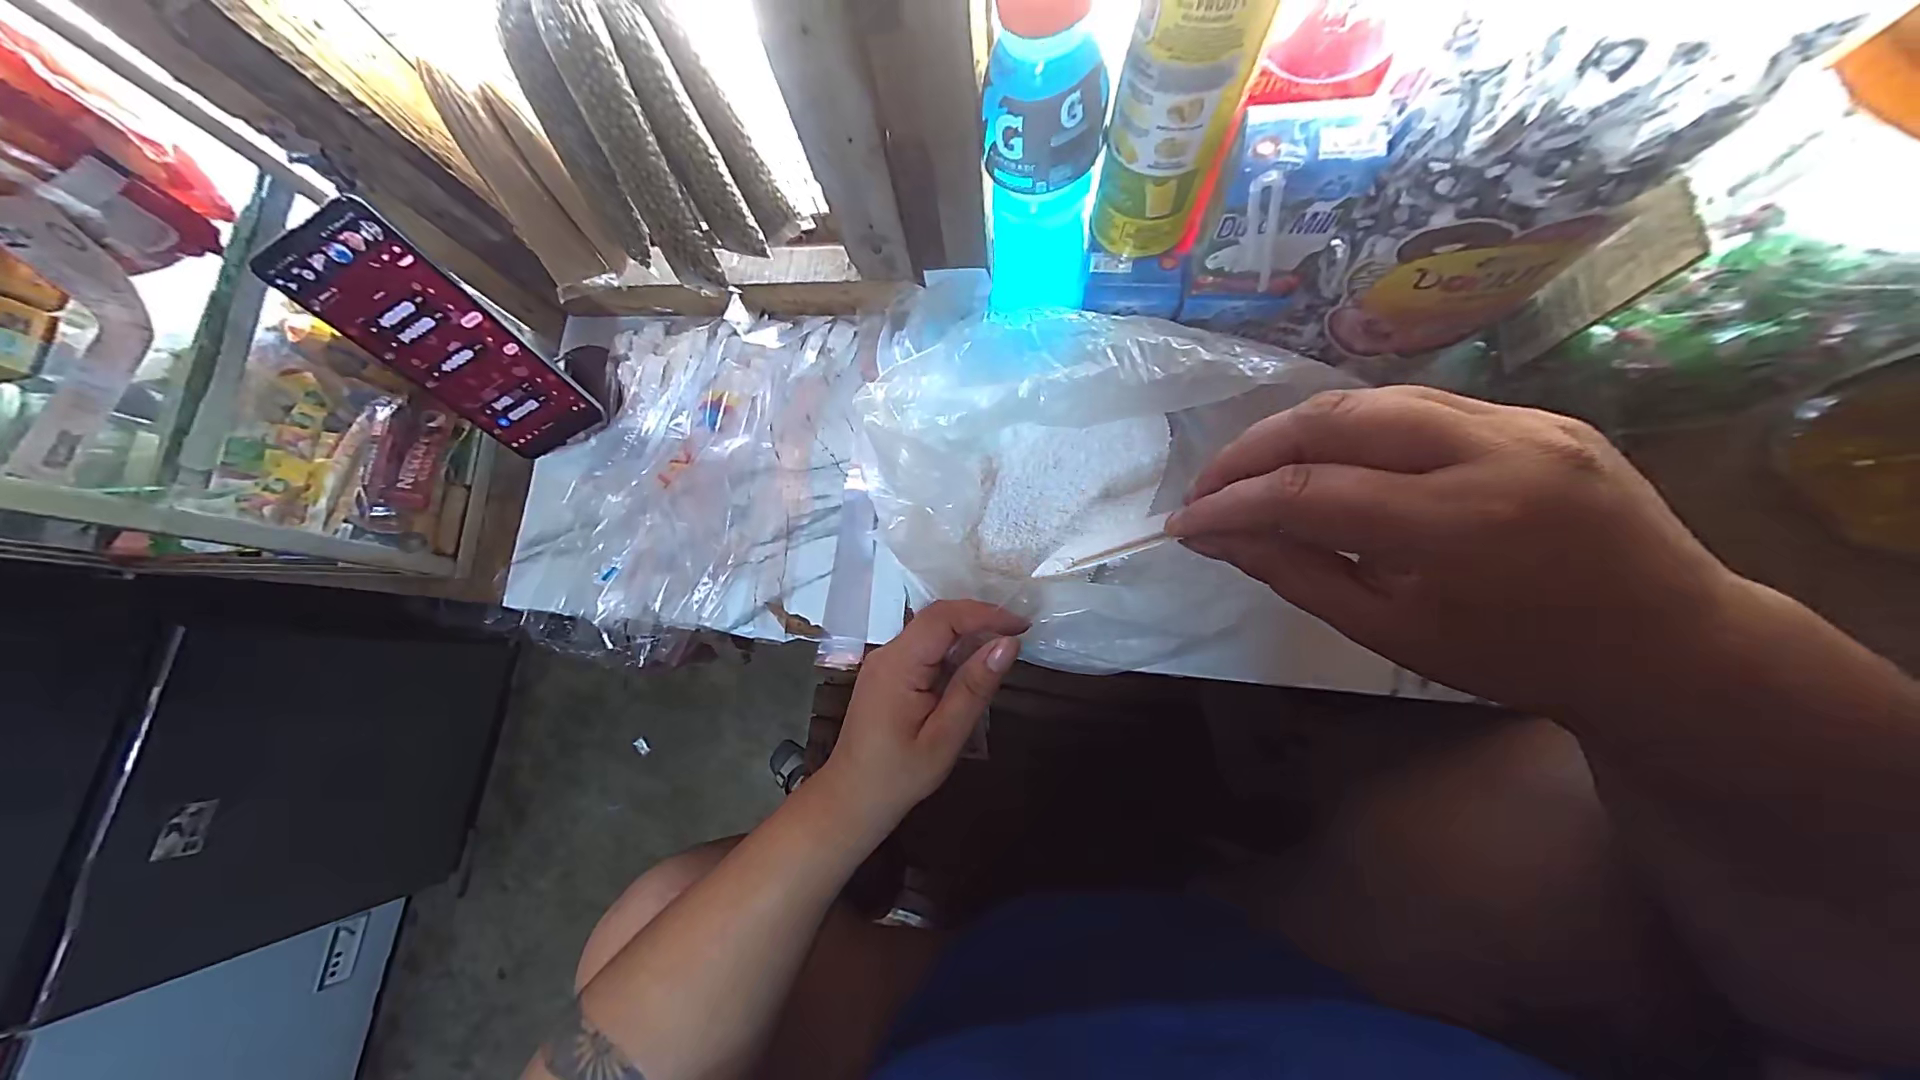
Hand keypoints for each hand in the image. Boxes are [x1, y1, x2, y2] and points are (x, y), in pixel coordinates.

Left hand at [815, 600, 1026, 832]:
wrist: (853, 799)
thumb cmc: (899, 774)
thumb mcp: (945, 736)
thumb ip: (974, 687)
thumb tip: (1008, 644)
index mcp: (897, 665)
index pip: (942, 618)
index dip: (984, 613)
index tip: (1021, 626)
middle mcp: (887, 653)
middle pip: (936, 618)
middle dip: (980, 619)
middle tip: (1019, 634)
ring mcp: (885, 661)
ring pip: (931, 630)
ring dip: (968, 633)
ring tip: (1004, 647)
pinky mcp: (889, 672)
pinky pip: (925, 647)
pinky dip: (954, 649)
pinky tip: (975, 665)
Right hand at [1167, 386, 1743, 714]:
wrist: (1667, 643)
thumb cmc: (1513, 656)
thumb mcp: (1387, 629)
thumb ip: (1294, 572)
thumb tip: (1216, 537)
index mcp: (1458, 525)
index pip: (1308, 491)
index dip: (1232, 503)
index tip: (1184, 521)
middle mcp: (1492, 450)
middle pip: (1332, 418)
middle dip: (1251, 449)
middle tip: (1209, 487)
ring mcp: (1522, 420)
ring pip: (1369, 397)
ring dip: (1294, 429)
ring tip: (1253, 470)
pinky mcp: (1534, 412)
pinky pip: (1414, 403)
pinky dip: (1349, 425)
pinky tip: (1323, 455)